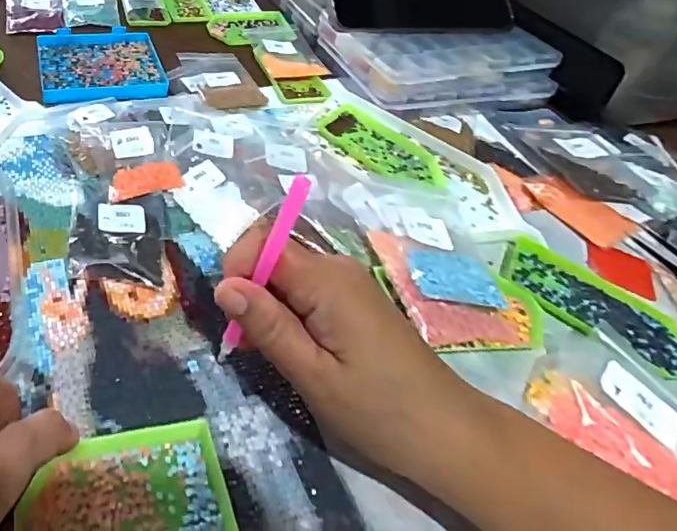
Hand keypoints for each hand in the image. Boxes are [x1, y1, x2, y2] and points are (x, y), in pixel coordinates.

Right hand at [215, 226, 474, 476]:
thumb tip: (223, 286)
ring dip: (266, 302)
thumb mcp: (314, 376)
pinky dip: (287, 309)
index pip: (263, 240)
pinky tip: (294, 348)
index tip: (232, 313)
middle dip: (248, 288)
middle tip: (247, 342)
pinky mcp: (353, 297)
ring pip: (286, 271)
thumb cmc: (381, 411)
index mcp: (326, 279)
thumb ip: (267, 326)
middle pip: (273, 253)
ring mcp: (347, 280)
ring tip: (268, 351)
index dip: (237, 266)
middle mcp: (336, 266)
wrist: (453, 437)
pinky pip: (305, 286)